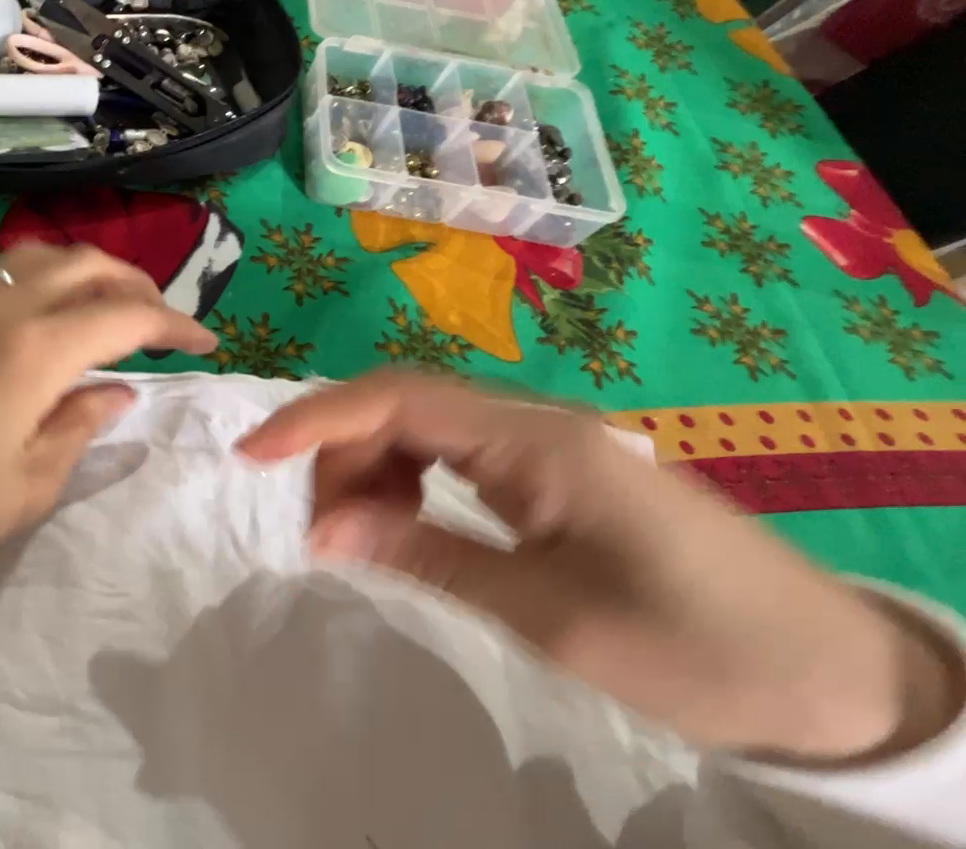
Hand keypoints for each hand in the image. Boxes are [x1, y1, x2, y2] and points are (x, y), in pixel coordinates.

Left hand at [0, 243, 216, 573]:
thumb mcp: (30, 483)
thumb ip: (82, 424)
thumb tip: (118, 390)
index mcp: (38, 351)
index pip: (126, 319)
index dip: (174, 327)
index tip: (205, 345)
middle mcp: (6, 308)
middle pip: (87, 266)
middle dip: (136, 285)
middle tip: (160, 323)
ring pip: (42, 255)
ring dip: (87, 270)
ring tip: (108, 305)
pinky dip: (36, 273)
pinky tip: (37, 305)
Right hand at [235, 372, 965, 764]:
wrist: (831, 681)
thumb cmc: (695, 650)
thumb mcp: (548, 616)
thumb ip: (427, 553)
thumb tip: (324, 527)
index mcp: (539, 444)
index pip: (399, 400)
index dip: (314, 419)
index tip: (250, 455)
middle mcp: (535, 423)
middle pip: (401, 404)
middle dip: (339, 454)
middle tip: (318, 531)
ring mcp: (544, 443)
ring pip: (420, 424)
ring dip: (369, 467)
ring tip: (354, 533)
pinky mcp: (549, 470)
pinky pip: (451, 452)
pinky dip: (405, 479)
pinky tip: (400, 522)